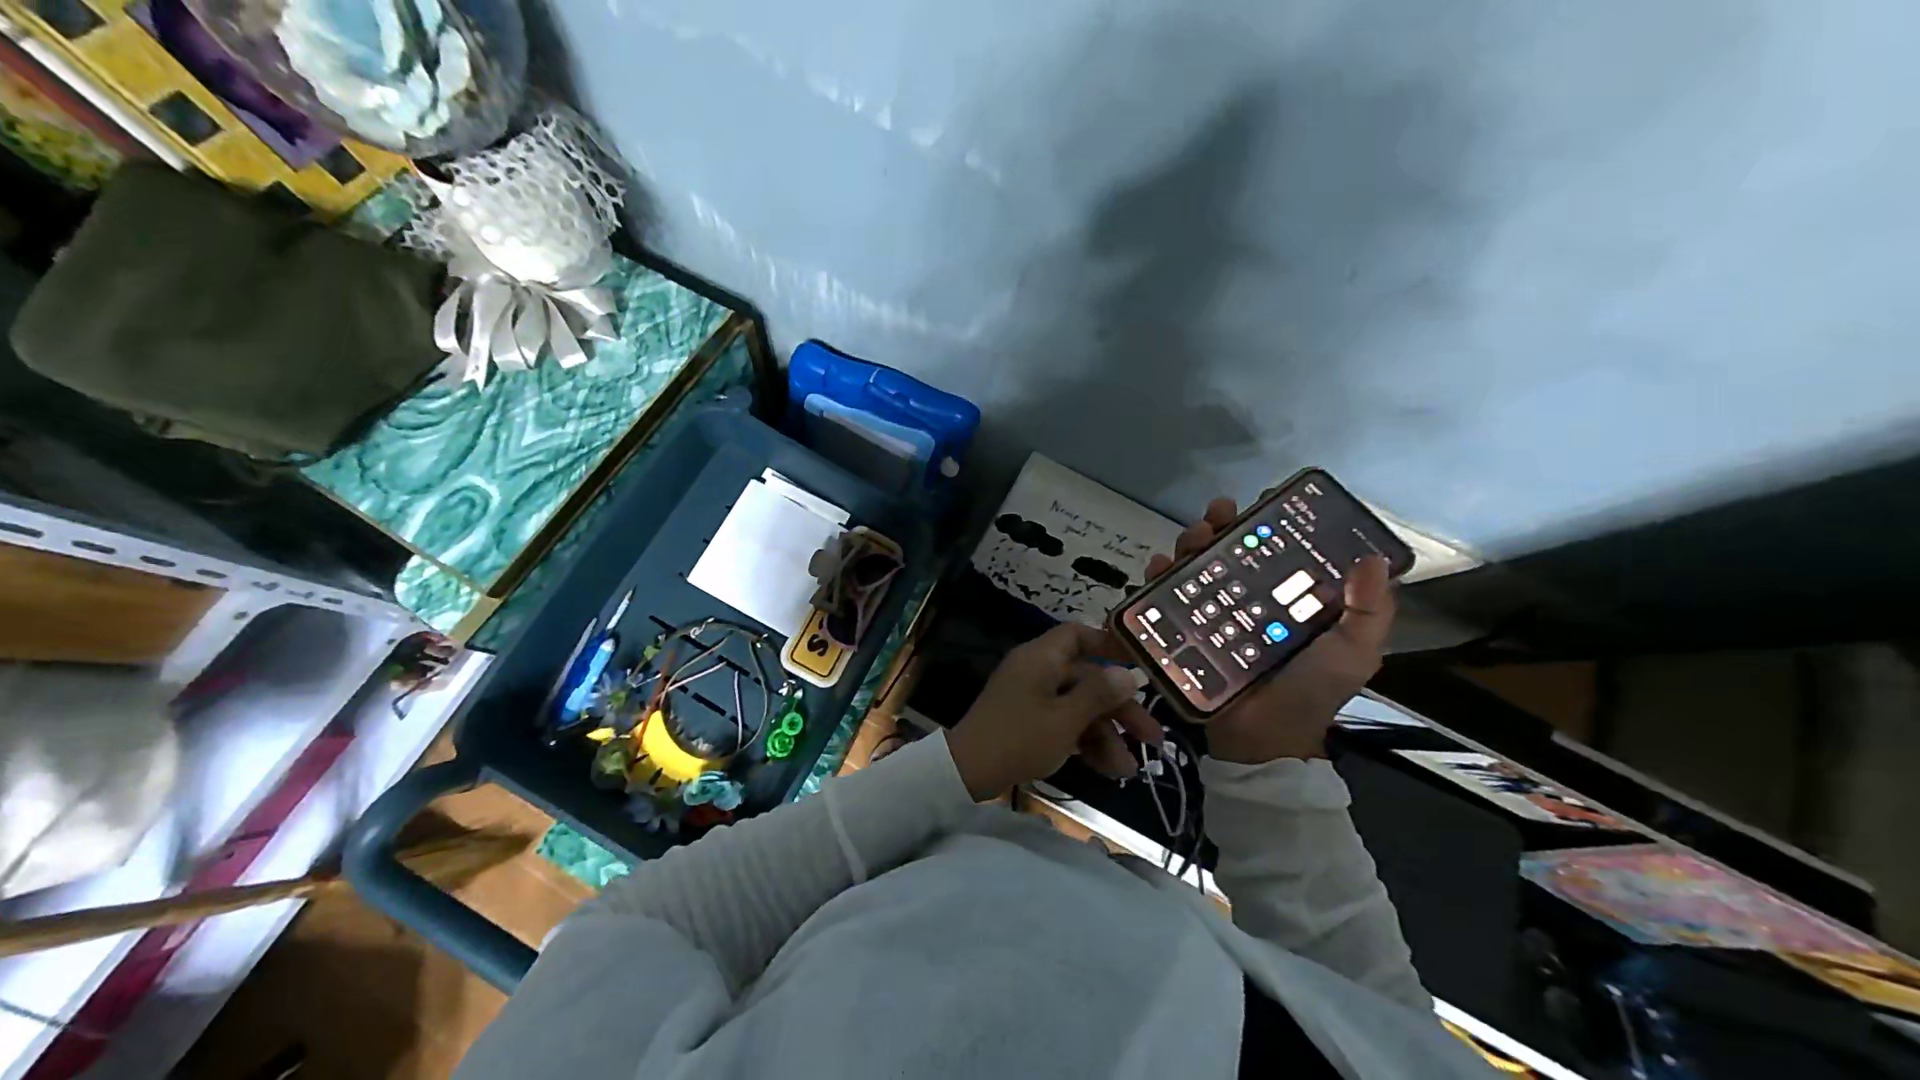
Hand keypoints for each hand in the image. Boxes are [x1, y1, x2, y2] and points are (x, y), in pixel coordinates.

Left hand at [946, 623, 1163, 799]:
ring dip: (1106, 735)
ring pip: (1079, 707)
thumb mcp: (1065, 718)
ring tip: (1129, 770)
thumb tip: (1128, 673)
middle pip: (1087, 679)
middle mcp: (1037, 671)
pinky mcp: (1028, 722)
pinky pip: (1064, 723)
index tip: (1139, 663)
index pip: (1078, 635)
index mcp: (1041, 658)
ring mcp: (1032, 697)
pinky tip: (1108, 770)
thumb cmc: (1019, 737)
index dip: (1109, 644)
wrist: (967, 772)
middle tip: (1153, 737)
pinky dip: (1085, 742)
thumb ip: (1099, 694)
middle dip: (1120, 709)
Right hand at [1145, 498, 1395, 763]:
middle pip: (1230, 550)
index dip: (1270, 521)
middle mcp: (1249, 598)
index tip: (1264, 499)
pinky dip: (1157, 578)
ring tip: (1193, 537)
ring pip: (1197, 566)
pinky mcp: (1184, 632)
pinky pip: (1164, 599)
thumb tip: (1374, 558)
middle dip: (1222, 524)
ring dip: (1191, 543)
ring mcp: (1213, 614)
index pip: (1277, 548)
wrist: (1262, 741)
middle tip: (1218, 513)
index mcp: (1288, 598)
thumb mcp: (1352, 652)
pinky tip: (1158, 566)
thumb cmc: (1311, 692)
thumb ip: (1368, 610)